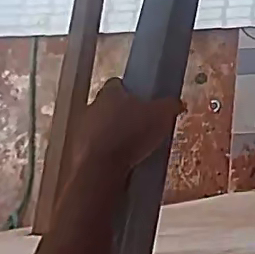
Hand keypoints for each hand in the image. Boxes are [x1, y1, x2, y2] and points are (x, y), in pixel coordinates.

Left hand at [67, 80, 184, 200]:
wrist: (101, 169)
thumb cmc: (132, 133)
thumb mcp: (163, 114)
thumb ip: (171, 105)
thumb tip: (177, 103)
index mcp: (109, 92)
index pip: (118, 84)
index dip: (132, 91)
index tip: (144, 100)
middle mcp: (91, 108)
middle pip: (108, 107)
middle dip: (123, 115)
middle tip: (143, 125)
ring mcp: (80, 132)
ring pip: (100, 129)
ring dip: (113, 136)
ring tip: (135, 148)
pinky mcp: (77, 155)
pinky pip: (95, 150)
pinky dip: (107, 155)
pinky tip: (123, 163)